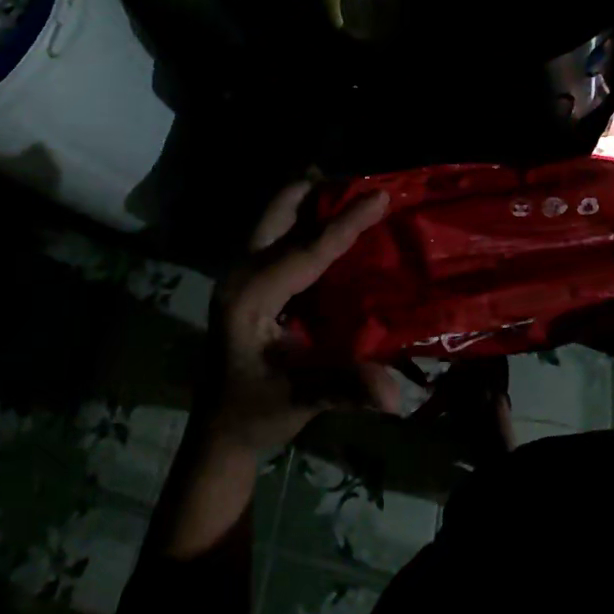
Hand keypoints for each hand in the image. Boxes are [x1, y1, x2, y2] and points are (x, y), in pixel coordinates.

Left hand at [201, 180, 398, 455]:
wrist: (220, 432)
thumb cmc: (254, 413)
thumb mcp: (298, 402)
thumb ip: (342, 389)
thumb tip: (393, 394)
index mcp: (249, 296)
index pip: (305, 250)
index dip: (345, 223)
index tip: (380, 195)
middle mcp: (240, 274)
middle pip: (277, 211)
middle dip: (318, 191)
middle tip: (363, 181)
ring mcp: (241, 275)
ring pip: (276, 218)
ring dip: (312, 203)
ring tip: (355, 194)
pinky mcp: (249, 282)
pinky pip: (279, 236)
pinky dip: (307, 223)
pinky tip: (336, 228)